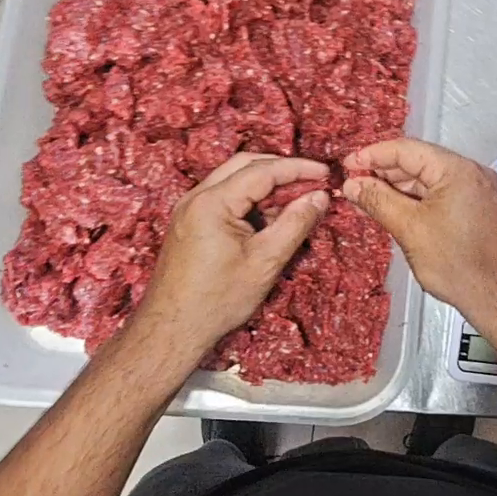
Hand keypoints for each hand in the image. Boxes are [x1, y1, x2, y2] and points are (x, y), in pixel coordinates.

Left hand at [130, 153, 330, 357]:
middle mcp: (195, 197)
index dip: (298, 169)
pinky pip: (224, 197)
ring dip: (266, 185)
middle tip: (313, 180)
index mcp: (211, 203)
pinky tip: (271, 217)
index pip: (262, 171)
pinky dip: (250, 200)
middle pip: (245, 165)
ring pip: (234, 179)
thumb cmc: (216, 301)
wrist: (171, 330)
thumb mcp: (265, 261)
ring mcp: (189, 209)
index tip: (325, 173)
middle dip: (282, 169)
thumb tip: (319, 197)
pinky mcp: (189, 222)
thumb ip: (295, 223)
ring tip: (297, 201)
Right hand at [343, 139, 496, 335]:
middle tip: (353, 184)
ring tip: (368, 200)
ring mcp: (479, 190)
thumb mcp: (410, 230)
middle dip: (384, 173)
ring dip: (399, 188)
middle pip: (420, 162)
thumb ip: (378, 201)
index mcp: (458, 170)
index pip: (407, 149)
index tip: (347, 165)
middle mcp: (472, 173)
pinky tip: (396, 210)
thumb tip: (352, 184)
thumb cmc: (458, 266)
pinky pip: (442, 194)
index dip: (373, 155)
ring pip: (430, 180)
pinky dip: (418, 200)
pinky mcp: (480, 208)